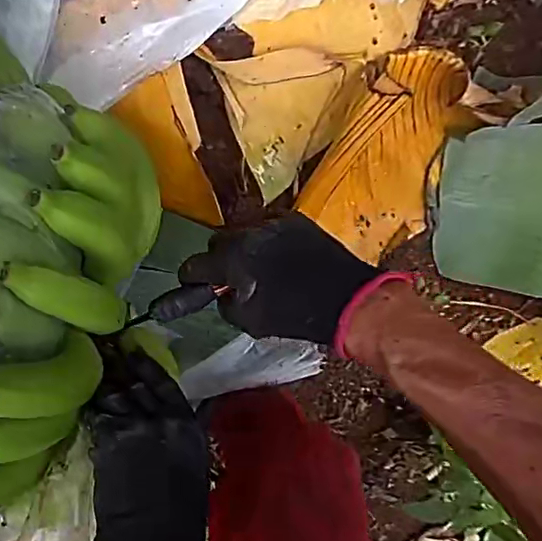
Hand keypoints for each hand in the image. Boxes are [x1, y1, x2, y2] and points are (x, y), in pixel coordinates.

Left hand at [85, 345, 209, 540]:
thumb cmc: (179, 517)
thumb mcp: (190, 467)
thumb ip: (176, 434)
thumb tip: (165, 414)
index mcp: (187, 428)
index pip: (164, 384)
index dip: (145, 364)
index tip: (131, 348)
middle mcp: (161, 421)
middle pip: (134, 383)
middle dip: (117, 364)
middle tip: (101, 346)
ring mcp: (131, 429)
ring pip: (111, 395)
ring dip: (100, 383)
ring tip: (90, 367)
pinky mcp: (106, 443)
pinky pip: (96, 416)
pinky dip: (90, 407)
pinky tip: (83, 399)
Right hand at [178, 212, 383, 345]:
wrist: (351, 301)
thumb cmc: (296, 316)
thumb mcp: (249, 321)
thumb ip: (225, 303)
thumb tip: (222, 292)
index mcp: (233, 259)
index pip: (195, 265)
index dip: (190, 278)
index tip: (192, 284)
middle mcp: (248, 233)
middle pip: (216, 242)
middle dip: (218, 259)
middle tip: (228, 278)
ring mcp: (273, 222)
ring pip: (240, 230)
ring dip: (240, 247)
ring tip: (253, 266)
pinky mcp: (294, 219)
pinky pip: (265, 225)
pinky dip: (262, 239)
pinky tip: (274, 256)